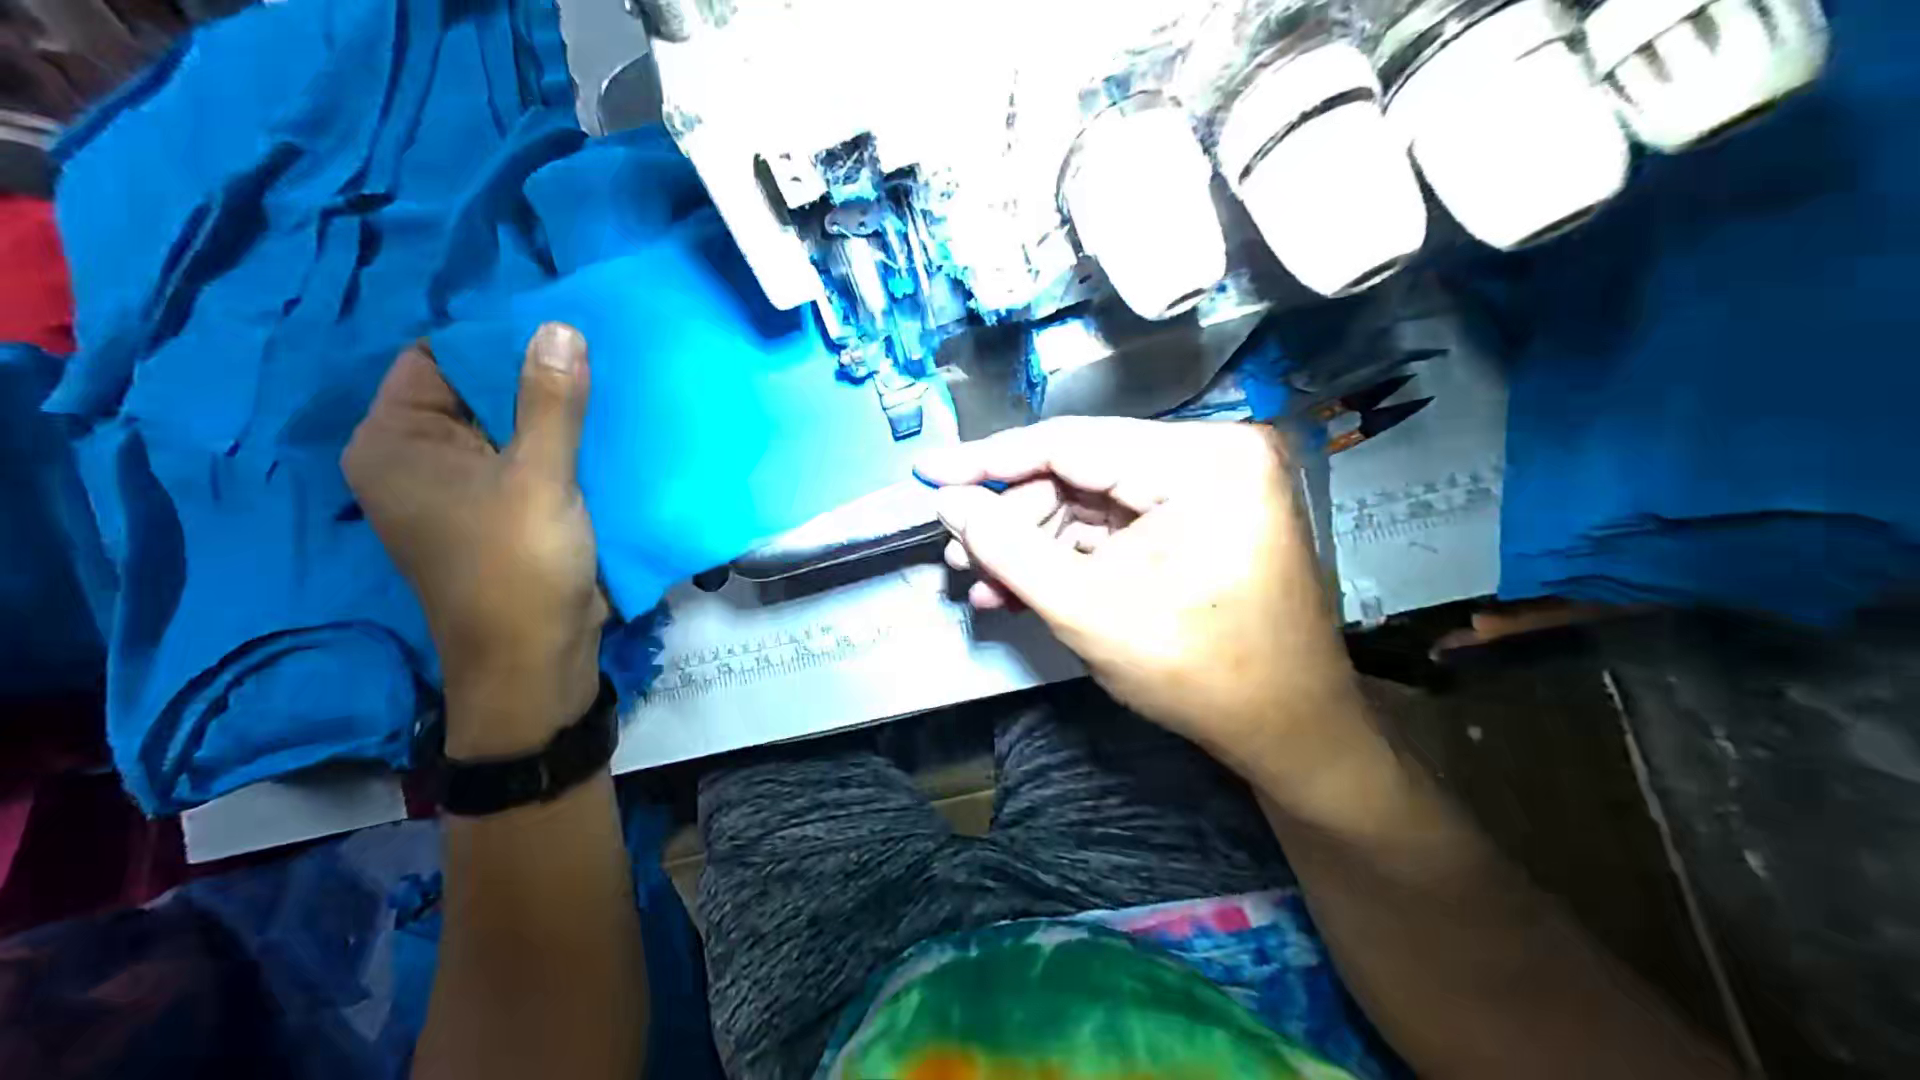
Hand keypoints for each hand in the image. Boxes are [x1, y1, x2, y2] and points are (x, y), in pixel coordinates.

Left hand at [344, 325, 607, 757]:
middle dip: (536, 376)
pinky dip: (563, 447)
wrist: (536, 661)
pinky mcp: (501, 513)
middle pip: (478, 394)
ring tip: (611, 385)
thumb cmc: (520, 567)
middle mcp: (418, 460)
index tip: (563, 326)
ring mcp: (462, 490)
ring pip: (511, 429)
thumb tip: (559, 325)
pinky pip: (530, 460)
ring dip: (557, 413)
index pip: (439, 360)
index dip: (498, 339)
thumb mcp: (540, 478)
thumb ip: (550, 402)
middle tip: (599, 351)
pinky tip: (607, 433)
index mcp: (395, 443)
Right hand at [917, 418, 1365, 790]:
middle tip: (958, 554)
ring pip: (1091, 503)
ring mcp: (1207, 488)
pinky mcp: (1197, 520)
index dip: (989, 460)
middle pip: (1079, 473)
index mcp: (1202, 460)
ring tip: (982, 581)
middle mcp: (1211, 455)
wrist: (1288, 732)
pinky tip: (1020, 587)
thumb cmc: (1199, 674)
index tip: (929, 471)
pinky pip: (1117, 526)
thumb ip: (1009, 548)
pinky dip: (1069, 556)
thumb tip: (949, 502)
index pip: (1070, 443)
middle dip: (1013, 520)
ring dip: (1034, 544)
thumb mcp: (1087, 610)